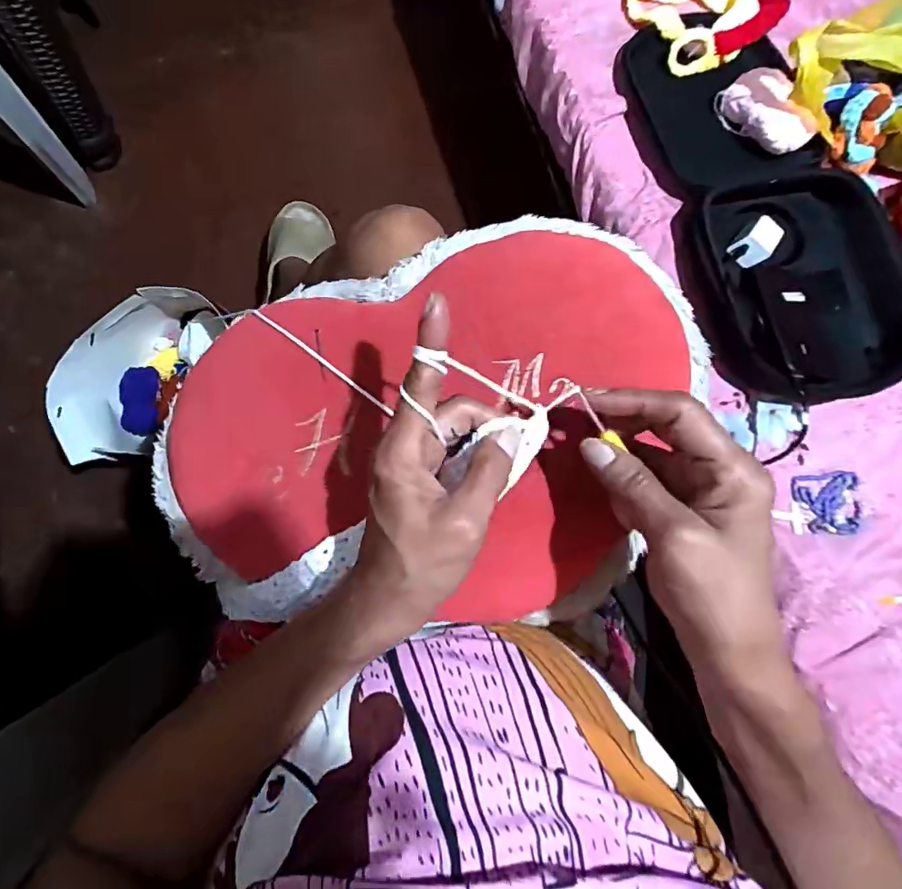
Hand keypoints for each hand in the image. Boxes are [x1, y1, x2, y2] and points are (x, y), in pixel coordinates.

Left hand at [343, 293, 515, 645]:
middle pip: (448, 408)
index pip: (421, 383)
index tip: (437, 301)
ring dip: (479, 439)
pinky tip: (488, 472)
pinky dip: (470, 452)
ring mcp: (404, 459)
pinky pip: (446, 447)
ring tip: (502, 467)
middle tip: (515, 449)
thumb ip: (490, 468)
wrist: (386, 599)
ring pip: (450, 428)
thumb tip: (508, 430)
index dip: (432, 341)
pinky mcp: (412, 473)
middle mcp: (400, 445)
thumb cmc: (423, 564)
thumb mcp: (467, 518)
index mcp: (404, 450)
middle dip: (484, 420)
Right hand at [579, 389, 784, 670]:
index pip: (680, 412)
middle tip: (574, 420)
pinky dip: (623, 481)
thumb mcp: (673, 533)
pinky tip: (605, 492)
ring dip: (618, 454)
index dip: (633, 400)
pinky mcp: (683, 511)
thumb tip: (591, 443)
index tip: (587, 402)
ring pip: (652, 454)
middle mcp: (720, 470)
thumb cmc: (713, 594)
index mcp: (732, 468)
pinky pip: (648, 481)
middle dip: (621, 421)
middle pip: (666, 427)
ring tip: (580, 452)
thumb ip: (633, 483)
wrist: (730, 655)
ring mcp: (701, 491)